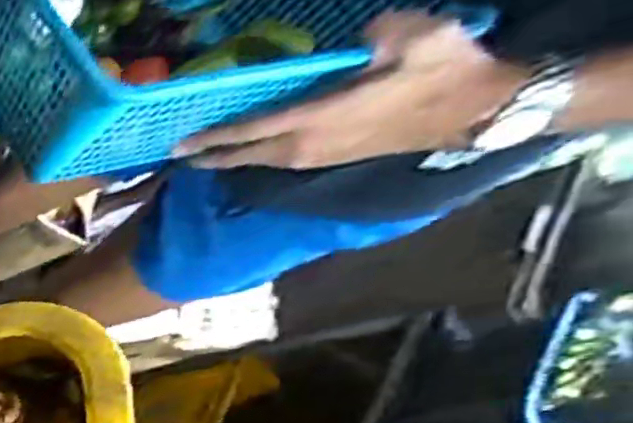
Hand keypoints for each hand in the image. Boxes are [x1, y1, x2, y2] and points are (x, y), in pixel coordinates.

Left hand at [175, 12, 528, 169]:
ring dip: (228, 160)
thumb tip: (357, 34)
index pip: (248, 131)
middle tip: (178, 158)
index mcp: (314, 119)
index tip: (180, 145)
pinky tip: (245, 151)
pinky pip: (275, 161)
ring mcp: (312, 157)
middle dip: (208, 157)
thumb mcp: (415, 35)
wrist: (474, 109)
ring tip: (202, 157)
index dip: (212, 138)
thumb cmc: (443, 71)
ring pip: (256, 161)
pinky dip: (253, 157)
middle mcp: (302, 146)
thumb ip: (377, 31)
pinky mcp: (324, 161)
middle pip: (242, 155)